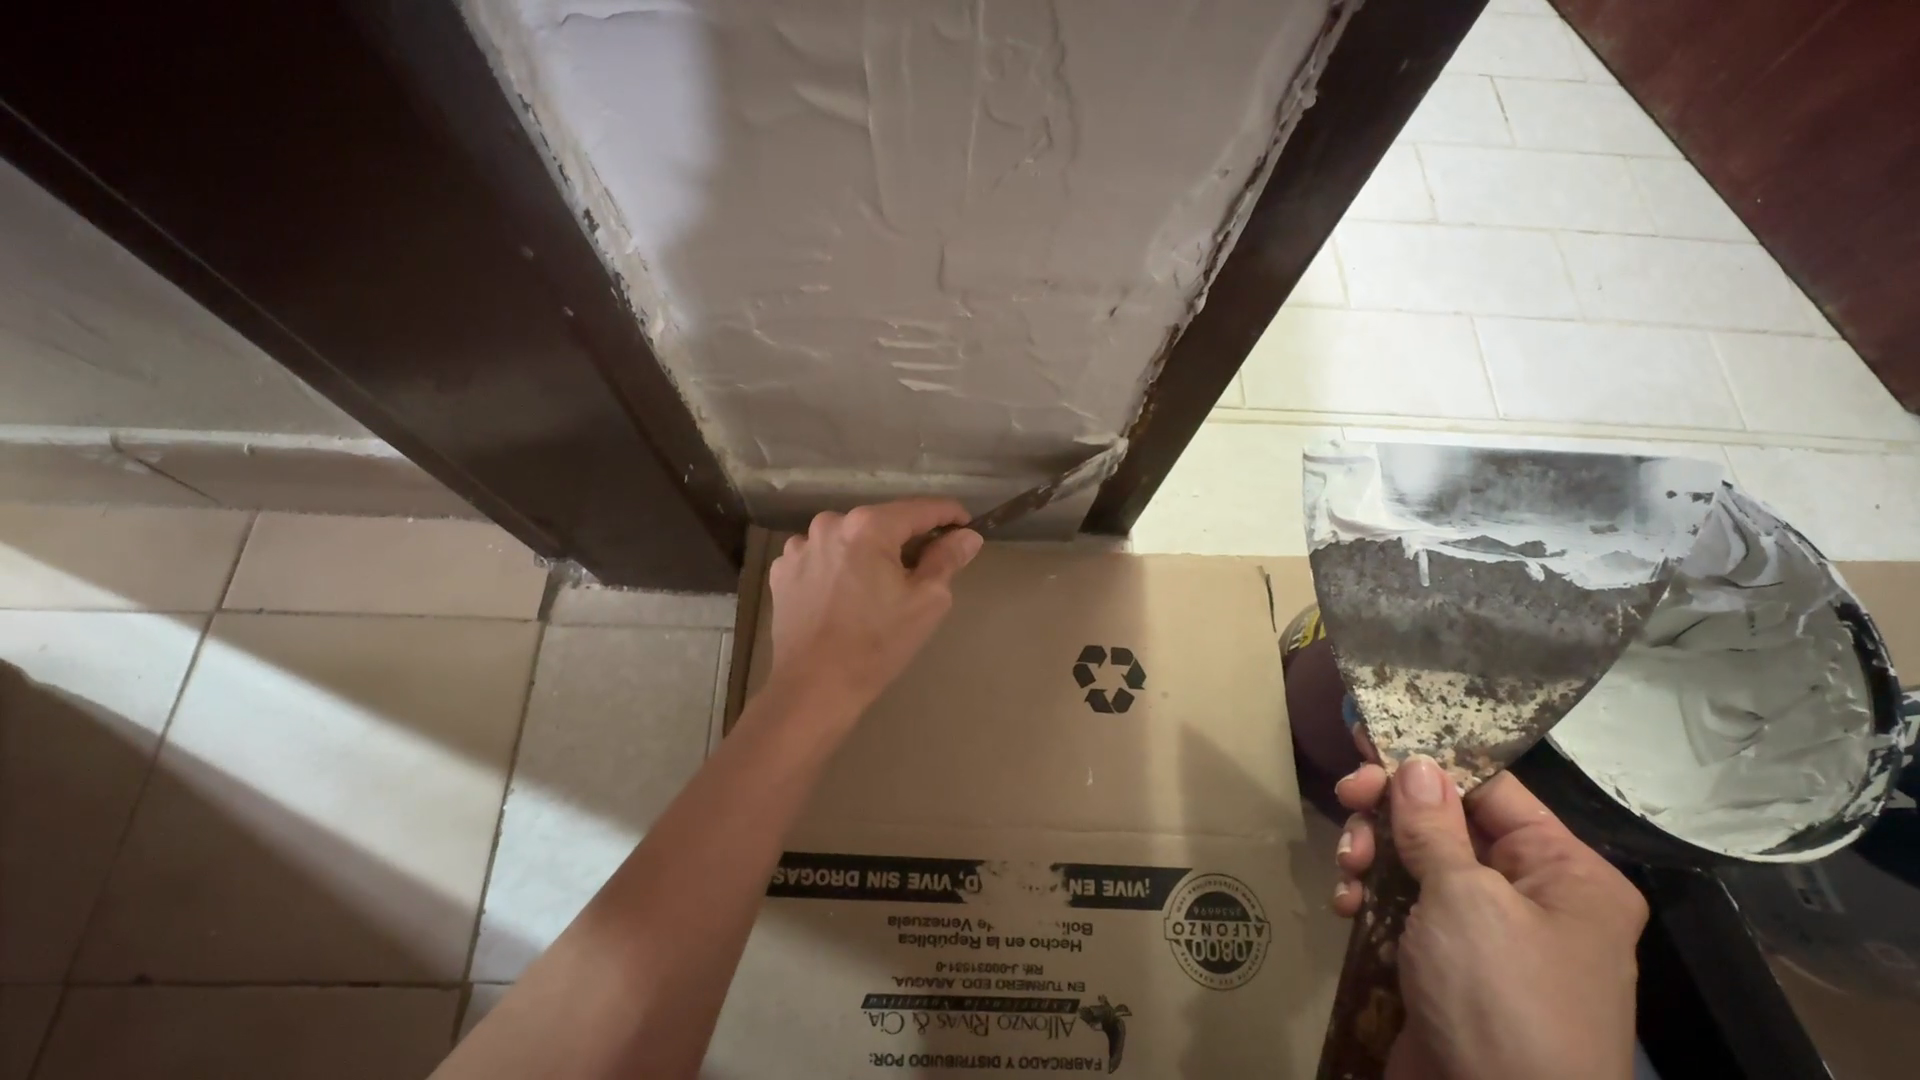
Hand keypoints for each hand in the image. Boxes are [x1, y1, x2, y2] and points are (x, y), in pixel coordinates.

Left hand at [764, 500, 983, 719]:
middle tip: (924, 570)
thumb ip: (947, 560)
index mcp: (868, 527)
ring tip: (877, 589)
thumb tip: (967, 536)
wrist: (815, 687)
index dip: (948, 515)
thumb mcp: (927, 601)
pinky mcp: (782, 571)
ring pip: (848, 540)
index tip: (966, 524)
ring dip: (867, 555)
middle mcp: (829, 524)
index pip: (919, 510)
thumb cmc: (877, 644)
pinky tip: (843, 597)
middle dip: (905, 541)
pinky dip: (837, 569)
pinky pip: (820, 558)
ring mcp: (800, 547)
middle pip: (881, 524)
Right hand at [1332, 755, 1647, 1079]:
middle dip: (1390, 814)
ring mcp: (1487, 934)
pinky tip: (1346, 906)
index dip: (1427, 762)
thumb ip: (1433, 824)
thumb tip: (1417, 761)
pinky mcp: (1447, 963)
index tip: (1366, 742)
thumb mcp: (1465, 898)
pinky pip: (1405, 907)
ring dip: (1373, 855)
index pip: (1492, 789)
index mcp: (1565, 873)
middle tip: (1344, 800)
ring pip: (1417, 862)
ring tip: (1347, 872)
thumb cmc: (1499, 997)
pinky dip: (1371, 898)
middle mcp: (1533, 897)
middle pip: (1447, 822)